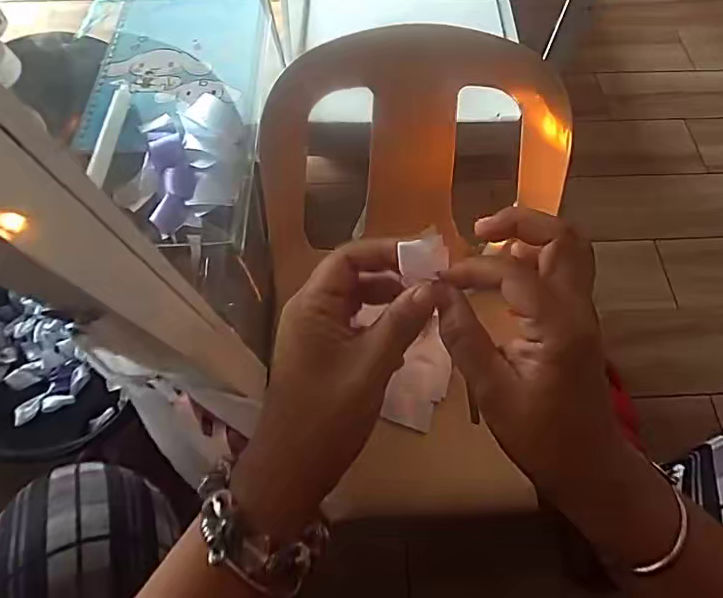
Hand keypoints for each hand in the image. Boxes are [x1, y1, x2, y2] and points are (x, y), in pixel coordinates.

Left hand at [231, 239, 437, 534]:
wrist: (290, 471)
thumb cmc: (328, 415)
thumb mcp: (372, 366)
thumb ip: (402, 322)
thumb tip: (433, 286)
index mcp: (312, 303)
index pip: (349, 257)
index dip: (386, 251)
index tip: (423, 256)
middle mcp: (309, 308)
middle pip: (352, 275)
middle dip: (392, 274)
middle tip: (431, 280)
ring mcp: (313, 330)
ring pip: (354, 299)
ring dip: (388, 298)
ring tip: (425, 305)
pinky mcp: (321, 351)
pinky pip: (352, 322)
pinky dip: (378, 322)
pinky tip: (406, 336)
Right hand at [436, 208, 679, 565]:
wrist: (594, 470)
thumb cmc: (543, 439)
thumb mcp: (493, 394)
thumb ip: (465, 338)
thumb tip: (438, 292)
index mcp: (558, 325)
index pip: (513, 272)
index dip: (473, 268)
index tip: (443, 279)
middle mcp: (576, 308)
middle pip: (564, 237)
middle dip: (520, 222)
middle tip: (480, 230)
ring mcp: (581, 311)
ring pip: (568, 248)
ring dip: (530, 235)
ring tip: (488, 244)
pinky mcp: (577, 319)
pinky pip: (561, 269)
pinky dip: (533, 256)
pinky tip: (501, 273)